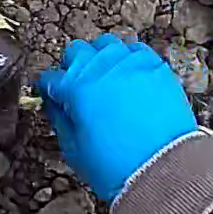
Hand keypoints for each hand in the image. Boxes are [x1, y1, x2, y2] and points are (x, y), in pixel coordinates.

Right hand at [39, 34, 197, 200]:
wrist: (163, 170)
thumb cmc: (119, 166)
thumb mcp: (74, 149)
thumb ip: (60, 119)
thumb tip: (55, 103)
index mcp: (77, 87)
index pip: (51, 77)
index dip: (50, 88)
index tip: (54, 94)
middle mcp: (103, 68)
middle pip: (77, 50)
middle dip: (73, 66)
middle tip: (80, 86)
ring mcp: (131, 63)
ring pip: (108, 43)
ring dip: (102, 57)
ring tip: (106, 78)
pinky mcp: (155, 66)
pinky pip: (137, 49)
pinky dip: (129, 58)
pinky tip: (129, 75)